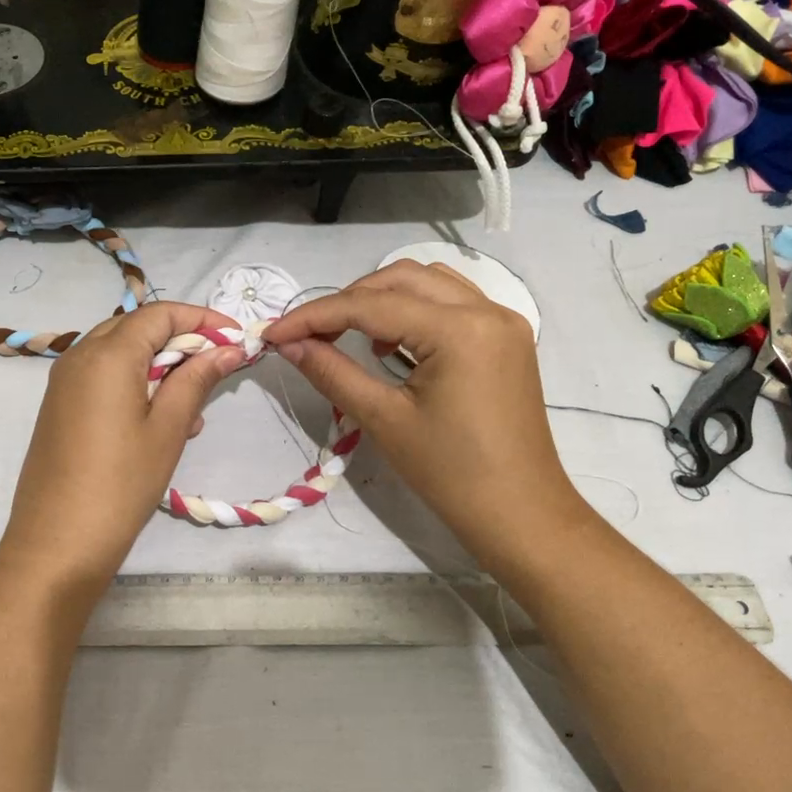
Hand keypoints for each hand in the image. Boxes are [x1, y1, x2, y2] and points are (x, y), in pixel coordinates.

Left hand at [0, 302, 245, 590]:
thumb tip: (228, 348)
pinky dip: (134, 386)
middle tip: (216, 372)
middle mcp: (79, 356)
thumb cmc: (121, 484)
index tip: (237, 339)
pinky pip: (102, 378)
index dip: (201, 319)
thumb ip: (196, 380)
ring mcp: (63, 383)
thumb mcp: (167, 430)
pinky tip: (159, 424)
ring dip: (159, 367)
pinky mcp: (59, 408)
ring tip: (192, 412)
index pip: (159, 313)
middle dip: (180, 341)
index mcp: (107, 354)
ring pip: (119, 354)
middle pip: (136, 328)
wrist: (56, 542)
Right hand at [261, 261, 591, 558]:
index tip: (274, 333)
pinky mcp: (505, 339)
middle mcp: (486, 310)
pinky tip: (392, 345)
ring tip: (349, 336)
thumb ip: (332, 372)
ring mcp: (502, 322)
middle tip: (309, 334)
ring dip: (382, 298)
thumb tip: (288, 343)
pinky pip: (452, 302)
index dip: (315, 315)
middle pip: (401, 279)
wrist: (518, 512)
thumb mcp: (384, 419)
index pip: (371, 306)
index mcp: (459, 330)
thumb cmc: (449, 472)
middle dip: (348, 300)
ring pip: (429, 283)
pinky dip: (414, 309)